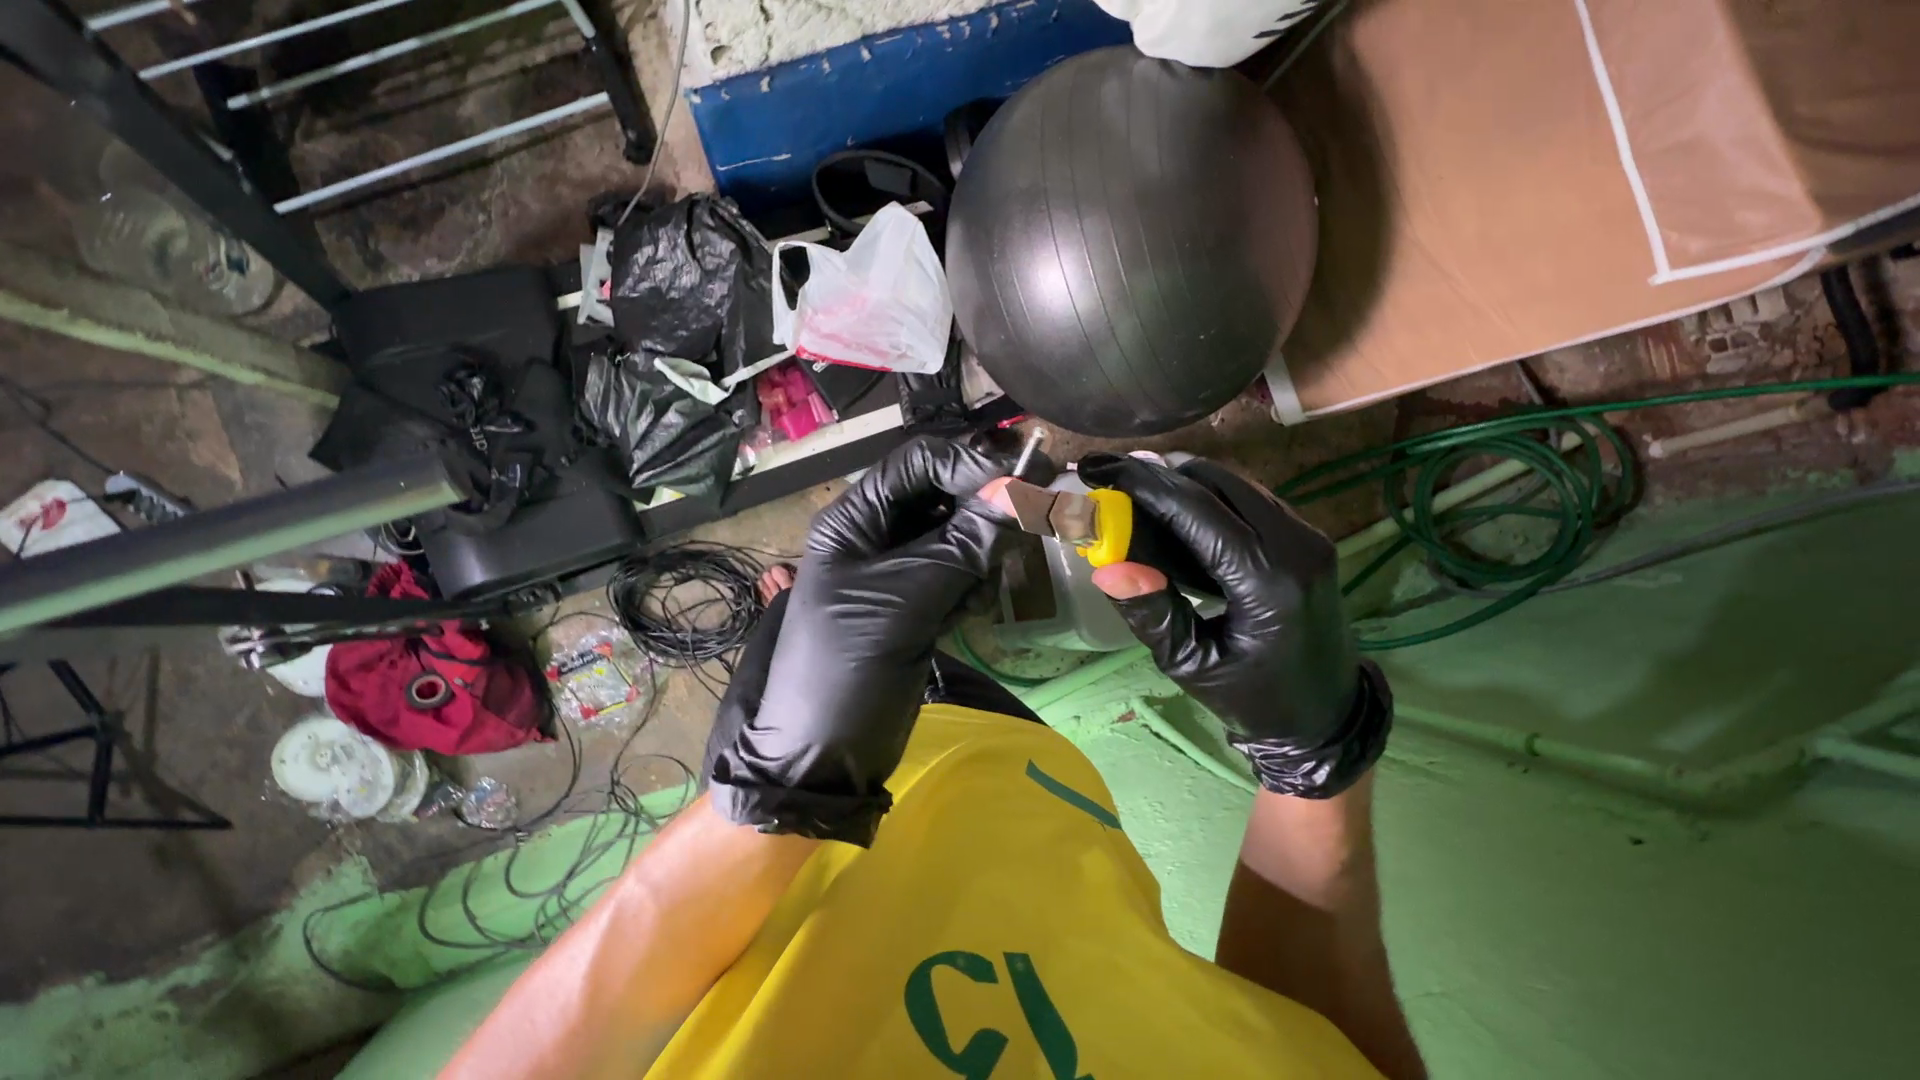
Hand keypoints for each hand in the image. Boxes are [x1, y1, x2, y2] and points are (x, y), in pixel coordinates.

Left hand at [708, 437, 1011, 844]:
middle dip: (983, 508)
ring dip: (982, 551)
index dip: (969, 464)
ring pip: (958, 535)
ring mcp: (898, 572)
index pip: (918, 463)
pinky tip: (970, 611)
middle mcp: (876, 535)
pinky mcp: (918, 605)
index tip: (1021, 485)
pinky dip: (974, 584)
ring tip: (987, 581)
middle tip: (1029, 524)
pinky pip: (959, 573)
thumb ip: (964, 545)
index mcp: (854, 520)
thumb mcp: (905, 600)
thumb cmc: (848, 667)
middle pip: (942, 496)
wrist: (825, 753)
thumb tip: (1018, 491)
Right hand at [1078, 454, 1390, 797]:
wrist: (1326, 714)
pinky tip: (1176, 513)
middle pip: (1216, 482)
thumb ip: (1152, 613)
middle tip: (1111, 478)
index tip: (1098, 468)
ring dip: (1183, 482)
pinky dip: (1209, 496)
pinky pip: (1251, 499)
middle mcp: (1296, 545)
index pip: (1197, 509)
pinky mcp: (1308, 538)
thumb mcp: (1191, 665)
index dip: (1143, 484)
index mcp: (1267, 581)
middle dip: (1159, 475)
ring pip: (1235, 484)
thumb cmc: (1252, 697)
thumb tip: (1108, 567)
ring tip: (1136, 494)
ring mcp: (1308, 537)